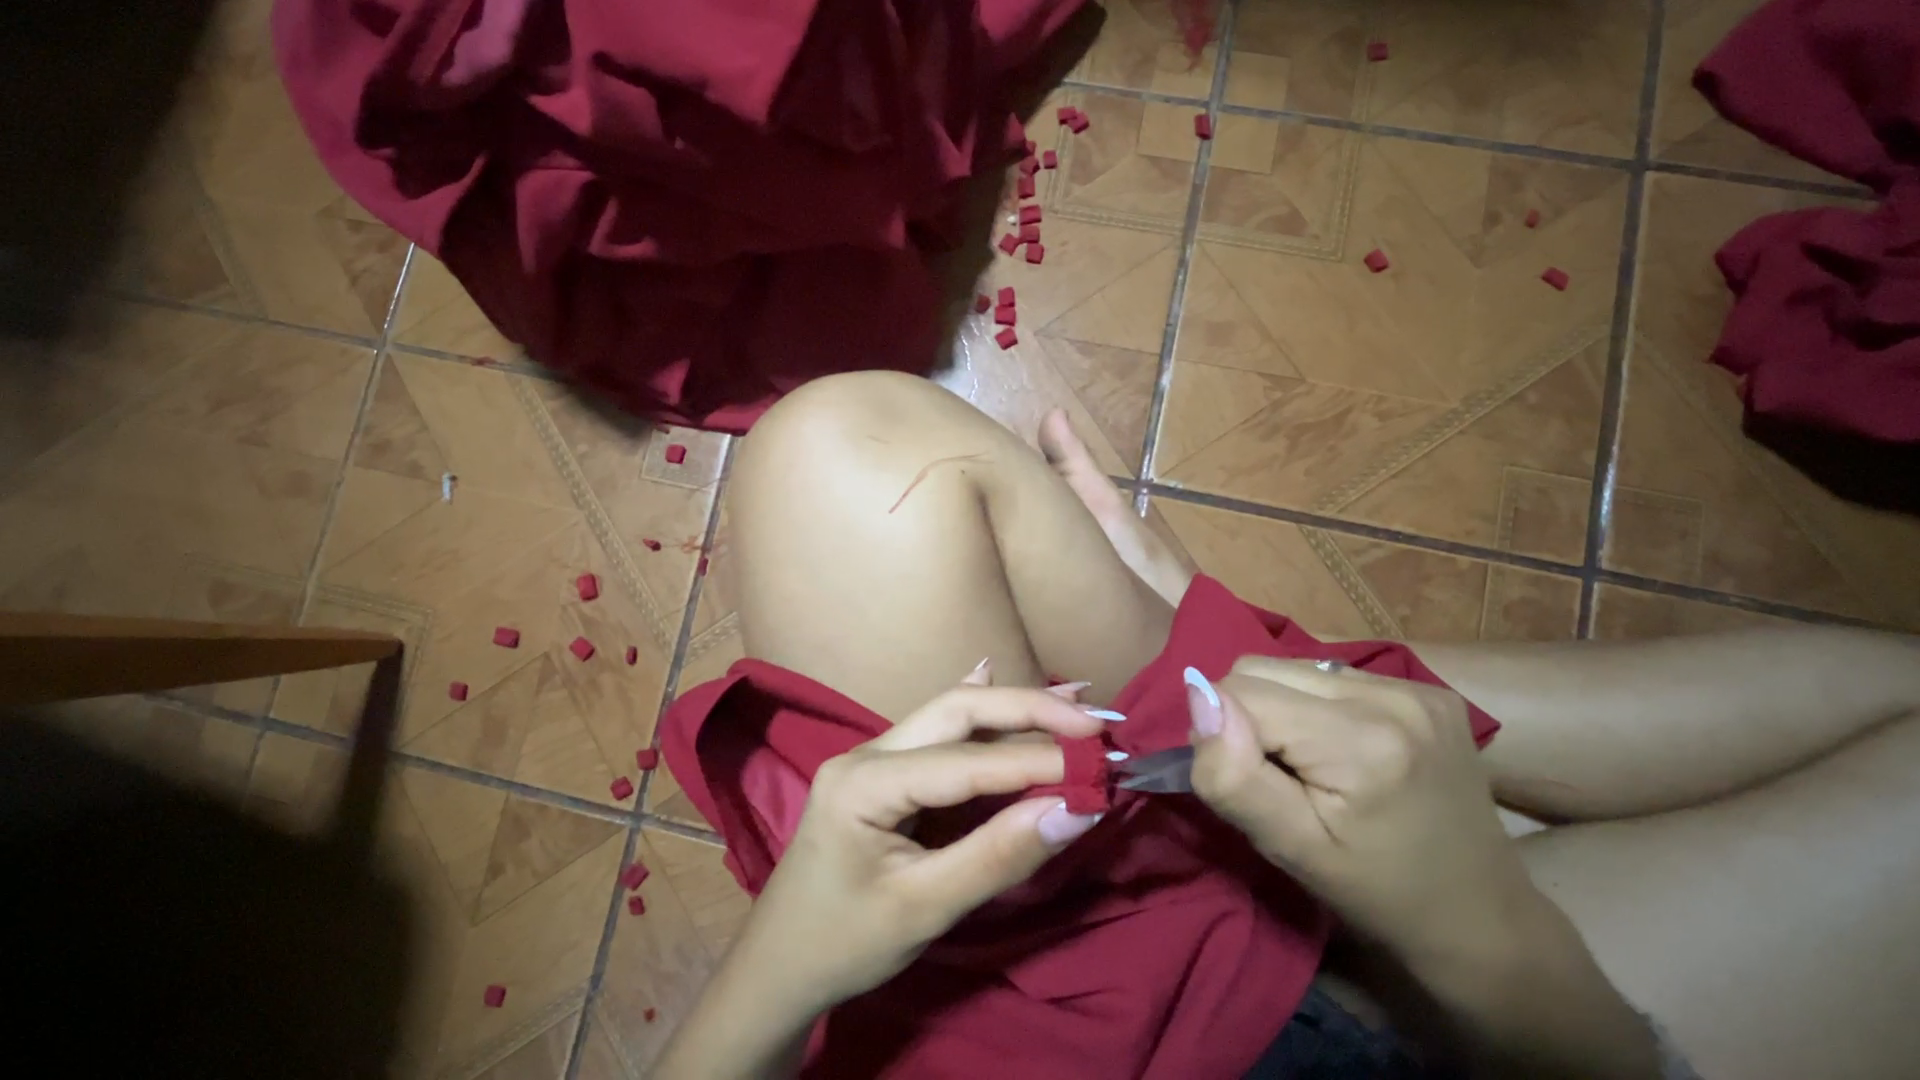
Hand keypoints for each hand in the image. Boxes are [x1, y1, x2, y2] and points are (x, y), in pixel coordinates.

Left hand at [737, 668, 1108, 1010]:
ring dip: (1013, 714)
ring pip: (951, 719)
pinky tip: (997, 682)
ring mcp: (873, 759)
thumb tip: (1076, 810)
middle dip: (1028, 711)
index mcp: (865, 782)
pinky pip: (940, 739)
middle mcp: (867, 753)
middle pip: (957, 711)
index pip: (966, 760)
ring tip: (1074, 708)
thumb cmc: (843, 942)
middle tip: (1094, 722)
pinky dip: (985, 726)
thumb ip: (998, 855)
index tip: (1099, 763)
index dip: (1037, 758)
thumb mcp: (925, 907)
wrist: (778, 968)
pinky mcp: (885, 776)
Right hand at [1185, 658, 1538, 964]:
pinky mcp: (1428, 689)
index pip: (1240, 692)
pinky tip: (1343, 751)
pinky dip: (1314, 706)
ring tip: (1311, 766)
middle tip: (1278, 780)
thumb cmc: (1376, 895)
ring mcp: (1416, 685)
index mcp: (1360, 738)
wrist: (1480, 917)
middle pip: (1262, 668)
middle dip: (1246, 716)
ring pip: (1292, 667)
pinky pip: (1330, 675)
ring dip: (1279, 708)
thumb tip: (1198, 697)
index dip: (1226, 737)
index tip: (1253, 788)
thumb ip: (1235, 776)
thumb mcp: (1291, 851)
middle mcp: (1390, 692)